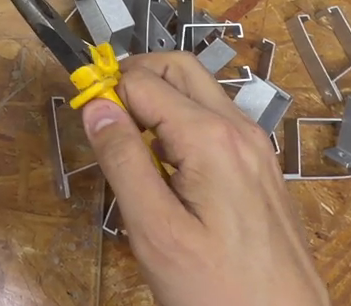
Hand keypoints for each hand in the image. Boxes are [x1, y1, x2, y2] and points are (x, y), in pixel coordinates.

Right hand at [83, 53, 329, 305]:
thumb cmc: (217, 290)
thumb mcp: (154, 230)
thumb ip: (122, 159)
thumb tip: (94, 105)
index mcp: (210, 137)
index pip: (141, 81)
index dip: (108, 94)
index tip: (90, 124)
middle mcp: (239, 129)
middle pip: (177, 68)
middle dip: (136, 78)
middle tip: (108, 117)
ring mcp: (256, 148)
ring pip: (197, 91)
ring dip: (160, 100)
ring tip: (136, 150)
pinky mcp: (261, 168)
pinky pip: (215, 121)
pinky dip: (183, 124)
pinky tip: (170, 171)